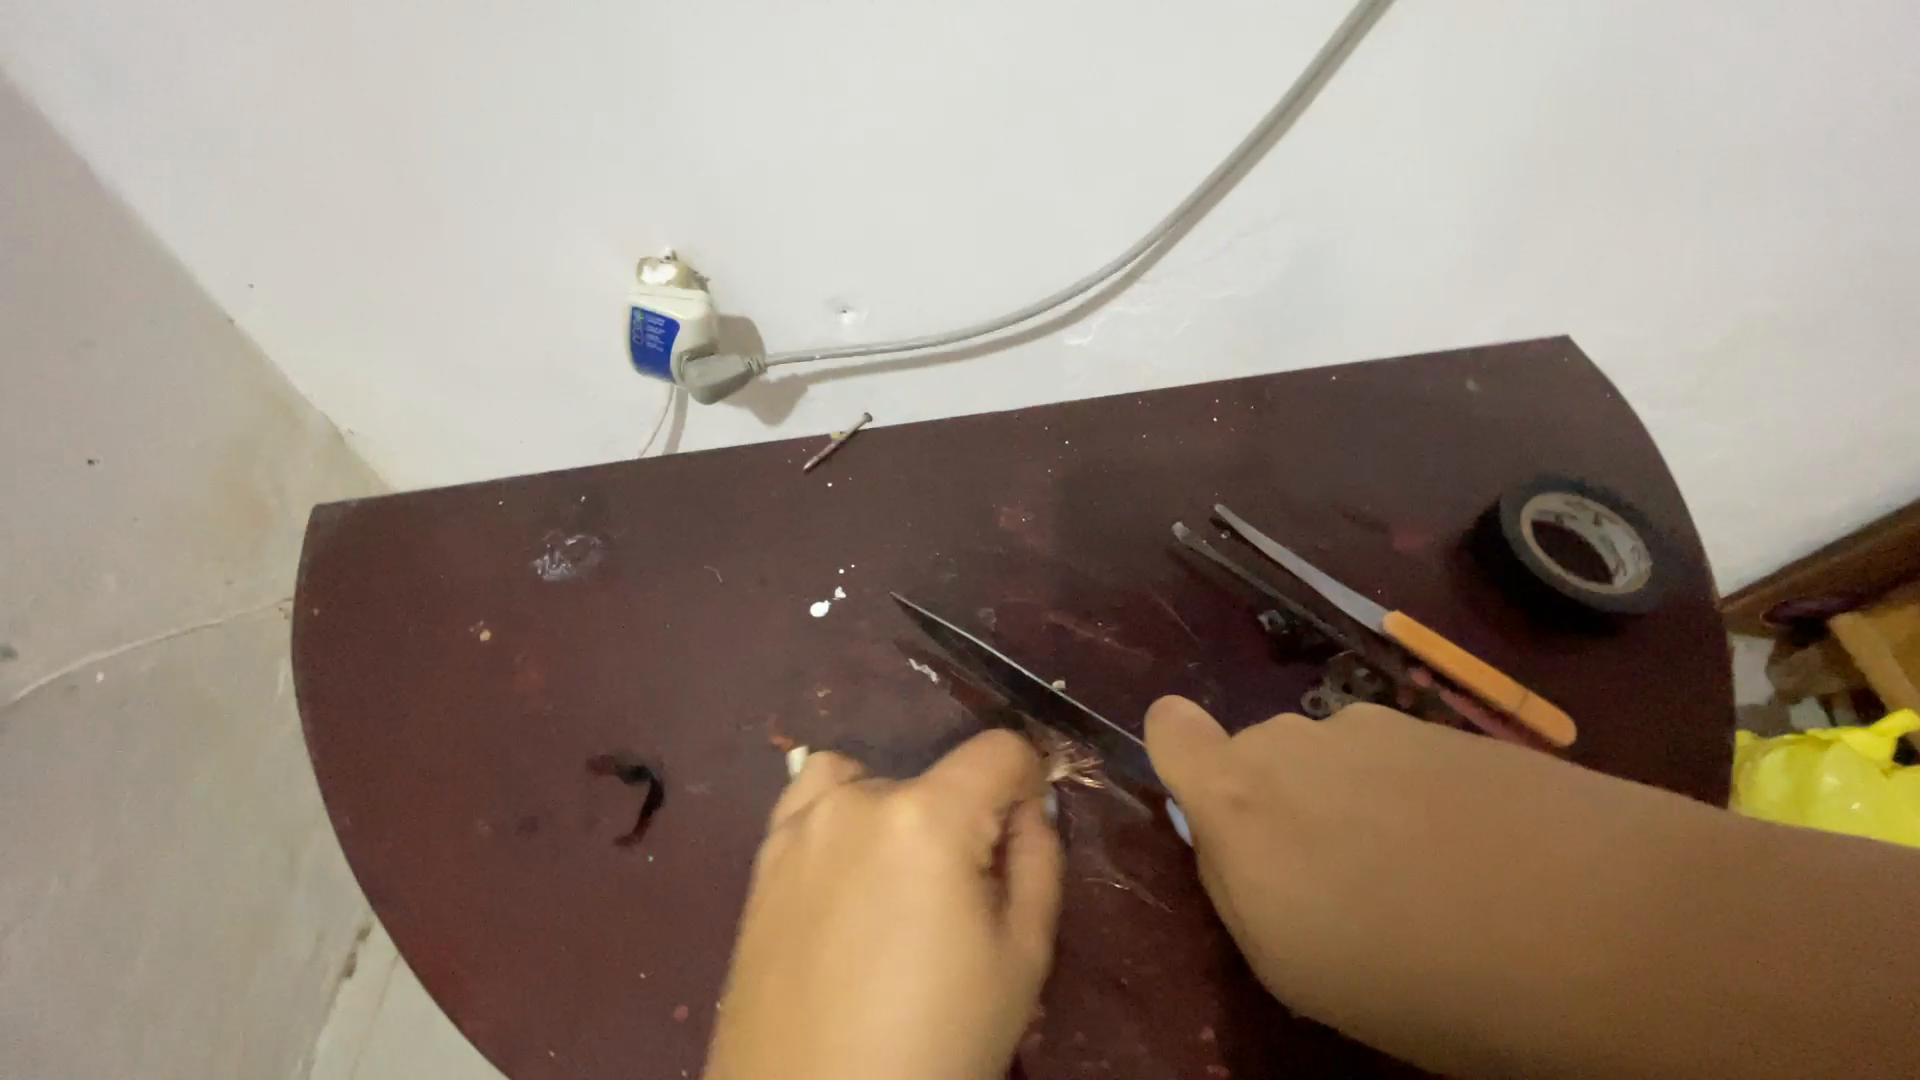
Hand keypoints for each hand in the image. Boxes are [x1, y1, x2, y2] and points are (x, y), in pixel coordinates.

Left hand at [705, 730, 1062, 1079]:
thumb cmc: (935, 1041)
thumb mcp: (1022, 958)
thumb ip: (1038, 860)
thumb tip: (1026, 808)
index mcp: (928, 817)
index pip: (999, 750)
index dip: (1027, 781)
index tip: (1024, 831)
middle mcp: (858, 799)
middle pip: (938, 777)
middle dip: (965, 820)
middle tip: (960, 900)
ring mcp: (802, 824)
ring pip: (875, 781)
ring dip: (901, 813)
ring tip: (899, 886)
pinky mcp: (763, 857)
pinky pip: (814, 801)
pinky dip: (841, 814)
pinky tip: (847, 875)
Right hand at [1144, 697, 1919, 1079]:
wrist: (1607, 926)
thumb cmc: (1419, 975)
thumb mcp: (1292, 966)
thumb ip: (1236, 884)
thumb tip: (1228, 840)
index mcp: (1235, 801)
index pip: (1168, 729)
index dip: (1177, 750)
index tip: (1209, 800)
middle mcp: (1288, 745)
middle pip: (1254, 756)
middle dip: (1276, 803)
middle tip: (1337, 878)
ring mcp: (1369, 728)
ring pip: (1325, 758)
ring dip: (1344, 803)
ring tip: (1418, 875)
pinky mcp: (1441, 731)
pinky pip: (1392, 758)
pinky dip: (1407, 797)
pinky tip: (1472, 856)